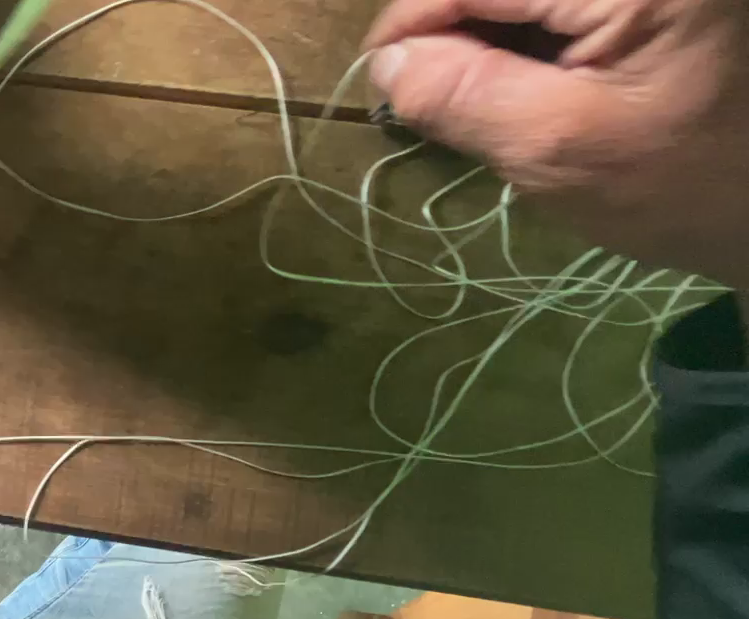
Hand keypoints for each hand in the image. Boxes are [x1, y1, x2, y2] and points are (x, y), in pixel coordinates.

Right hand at [364, 0, 748, 290]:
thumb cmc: (665, 180)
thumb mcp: (549, 144)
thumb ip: (462, 94)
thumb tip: (387, 61)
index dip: (411, 17)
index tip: (374, 76)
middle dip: (441, 21)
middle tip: (408, 84)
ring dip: (470, 27)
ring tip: (447, 83)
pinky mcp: (641, 4)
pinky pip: (540, 7)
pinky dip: (506, 31)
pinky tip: (496, 70)